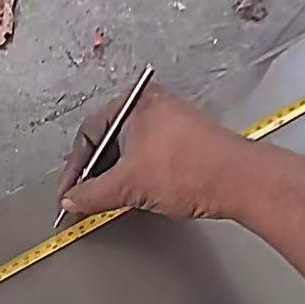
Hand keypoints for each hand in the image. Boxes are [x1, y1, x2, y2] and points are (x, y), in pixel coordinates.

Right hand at [56, 83, 304, 221]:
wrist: (236, 181)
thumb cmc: (192, 169)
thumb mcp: (127, 186)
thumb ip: (91, 194)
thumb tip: (73, 200)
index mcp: (134, 104)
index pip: (87, 135)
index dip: (74, 169)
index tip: (69, 192)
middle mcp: (152, 106)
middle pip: (106, 142)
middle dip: (92, 173)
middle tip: (82, 197)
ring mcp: (169, 122)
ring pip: (125, 150)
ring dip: (111, 176)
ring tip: (105, 199)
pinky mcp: (182, 141)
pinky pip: (144, 155)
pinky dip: (132, 175)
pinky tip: (131, 192)